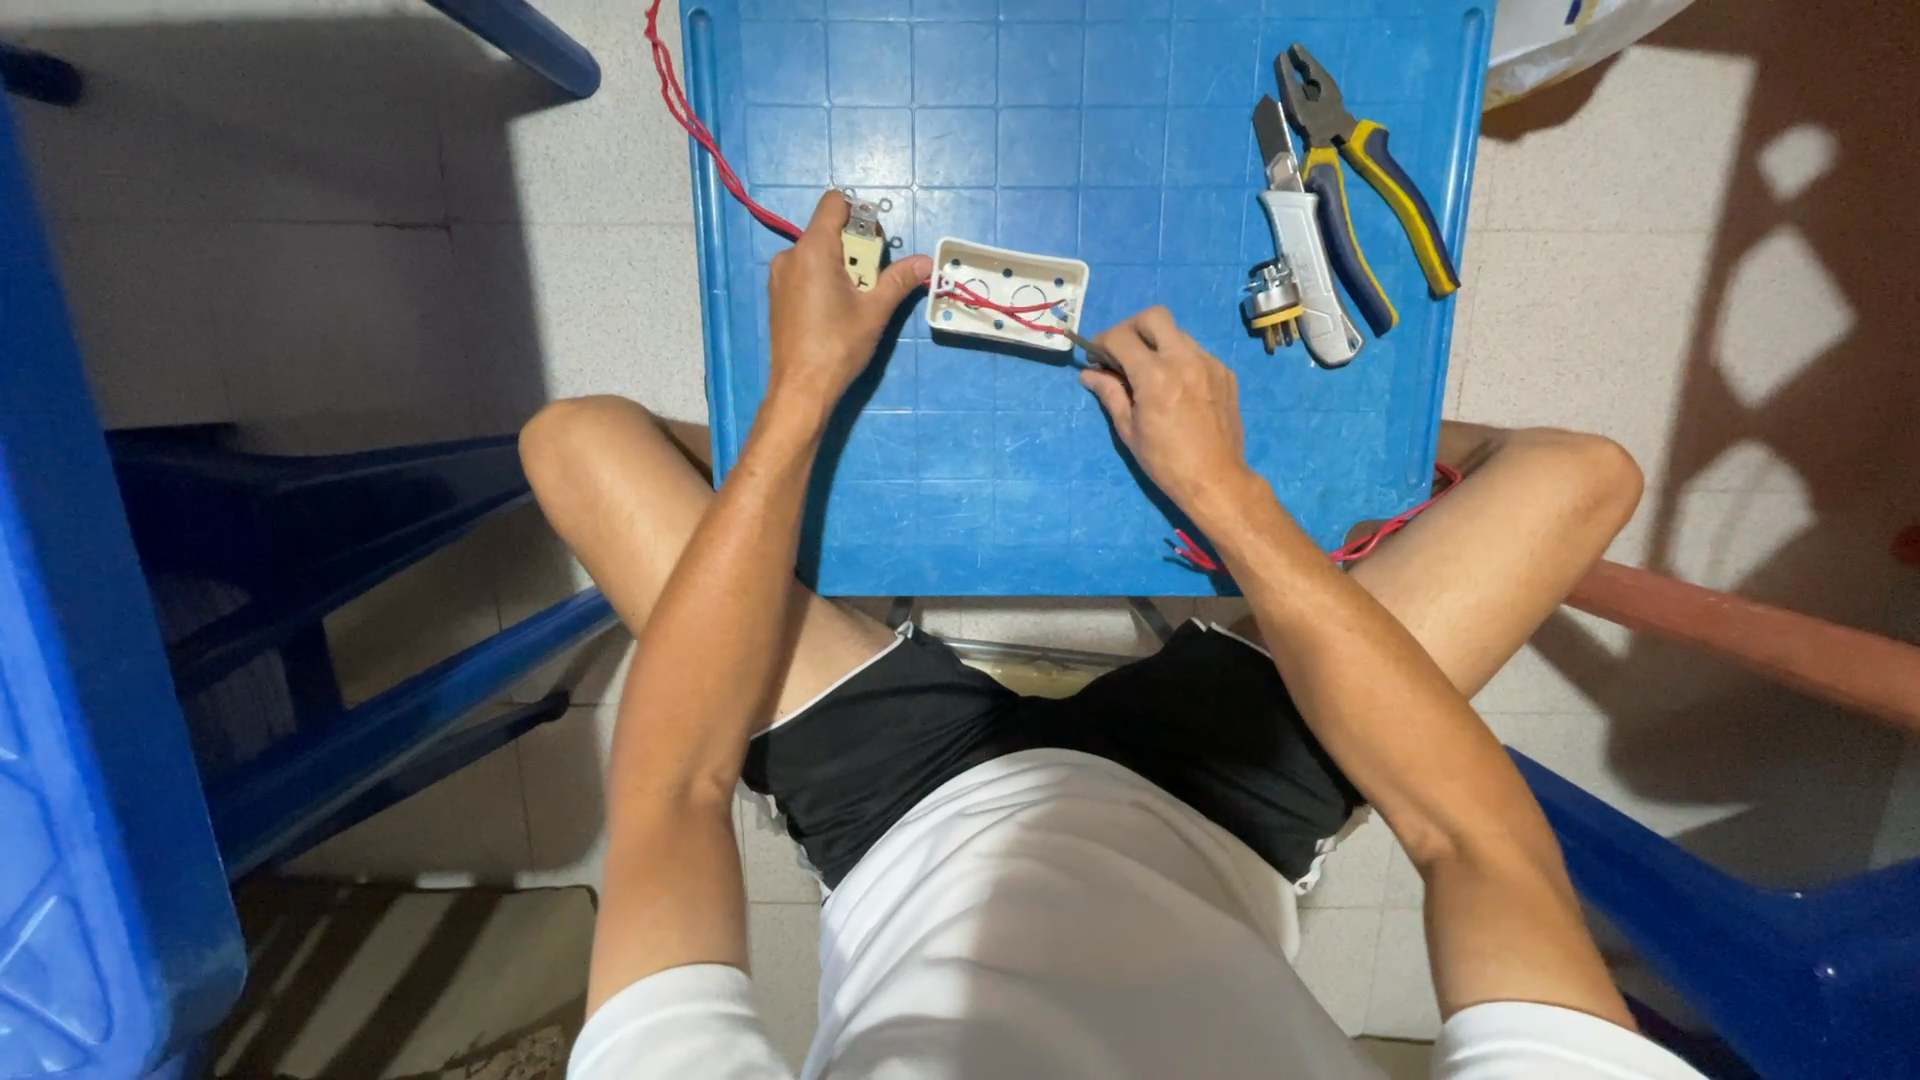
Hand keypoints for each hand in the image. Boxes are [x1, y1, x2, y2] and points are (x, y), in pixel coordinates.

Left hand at [766, 191, 931, 420]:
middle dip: (855, 248)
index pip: (834, 203)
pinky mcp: (777, 296)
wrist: (801, 387)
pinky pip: (804, 273)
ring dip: (840, 267)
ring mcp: (779, 277)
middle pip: (828, 231)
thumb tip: (925, 261)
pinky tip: (833, 312)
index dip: (859, 214)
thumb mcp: (875, 311)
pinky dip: (823, 281)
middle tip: (870, 282)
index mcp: (813, 250)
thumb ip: (898, 280)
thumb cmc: (839, 346)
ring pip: (816, 254)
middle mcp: (790, 255)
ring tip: (853, 301)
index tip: (875, 245)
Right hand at [1081, 306, 1257, 516]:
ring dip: (1156, 343)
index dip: (1101, 342)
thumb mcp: (1128, 429)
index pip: (1121, 337)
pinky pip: (1196, 352)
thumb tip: (1089, 374)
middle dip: (1131, 328)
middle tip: (1122, 352)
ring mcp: (1209, 363)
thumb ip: (1110, 393)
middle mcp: (1184, 360)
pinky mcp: (1225, 372)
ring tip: (1148, 371)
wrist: (1215, 478)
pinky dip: (1179, 359)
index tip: (1095, 355)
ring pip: (1177, 333)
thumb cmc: (1165, 461)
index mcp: (1155, 376)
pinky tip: (1175, 385)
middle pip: (1154, 316)